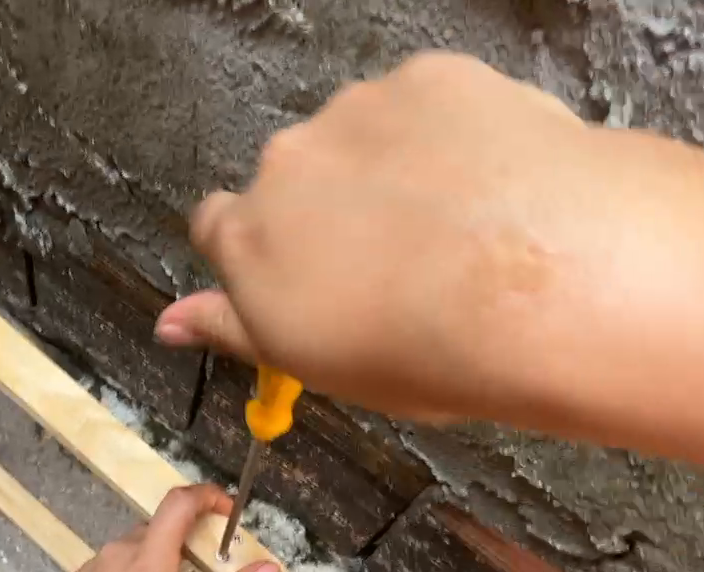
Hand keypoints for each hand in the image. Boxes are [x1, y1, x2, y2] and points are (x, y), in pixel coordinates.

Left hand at [19, 485, 279, 571]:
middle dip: (184, 544)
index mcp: (146, 558)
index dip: (207, 496)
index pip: (179, 503)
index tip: (229, 511)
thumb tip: (268, 568)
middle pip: (156, 530)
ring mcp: (87, 570)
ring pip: (130, 553)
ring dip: (154, 566)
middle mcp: (114, 553)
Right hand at [154, 53, 608, 423]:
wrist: (536, 288)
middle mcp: (284, 166)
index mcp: (247, 240)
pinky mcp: (427, 79)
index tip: (293, 274)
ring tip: (441, 229)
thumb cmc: (416, 350)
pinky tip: (475, 186)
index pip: (215, 227)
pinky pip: (417, 107)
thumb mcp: (307, 360)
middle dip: (320, 214)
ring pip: (352, 141)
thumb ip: (230, 327)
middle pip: (287, 182)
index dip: (255, 251)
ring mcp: (355, 115)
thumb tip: (168, 323)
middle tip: (382, 264)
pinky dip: (437, 138)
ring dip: (378, 173)